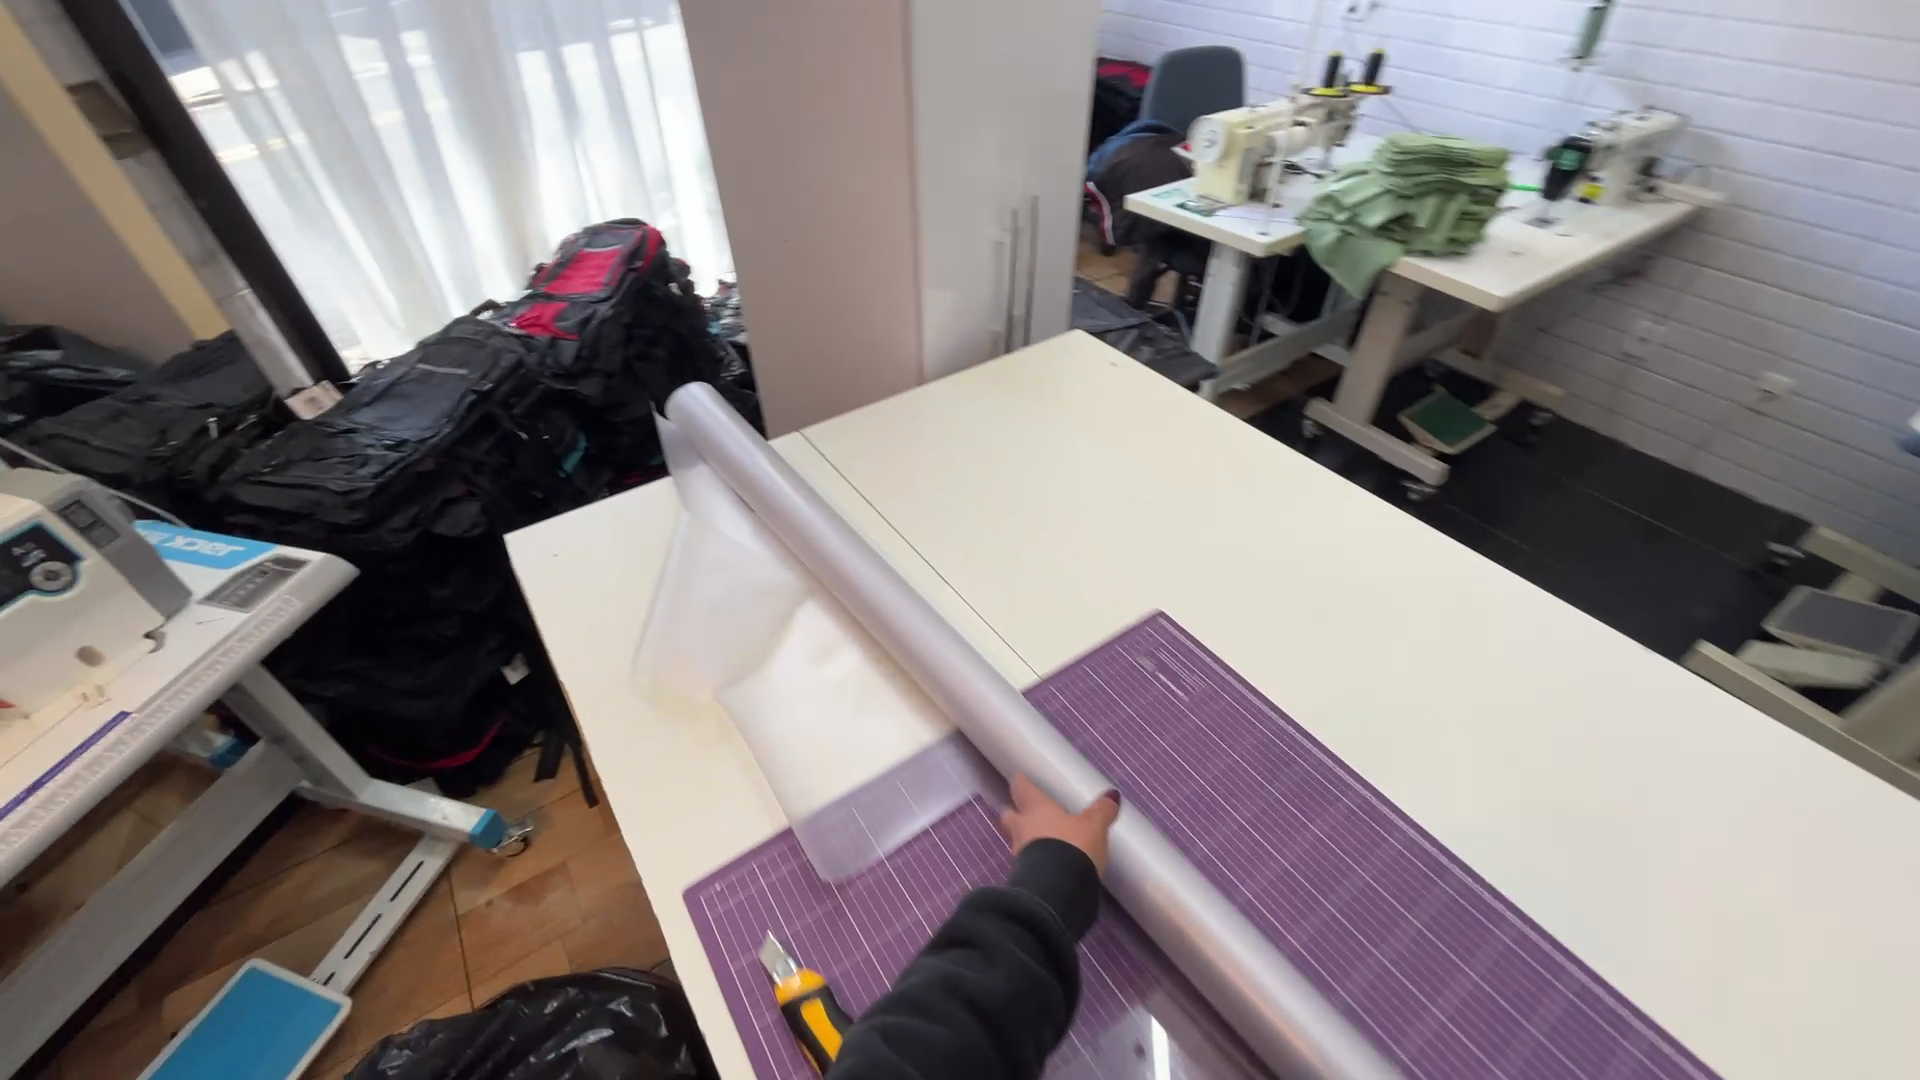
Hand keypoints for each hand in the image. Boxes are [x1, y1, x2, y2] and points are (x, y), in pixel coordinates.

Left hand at [1000, 774, 1121, 875]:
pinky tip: (1045, 864)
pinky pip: (1024, 863)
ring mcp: (1018, 854)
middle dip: (1014, 812)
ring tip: (1038, 840)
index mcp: (1036, 808)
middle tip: (1022, 810)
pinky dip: (1031, 861)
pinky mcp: (1022, 878)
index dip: (1021, 782)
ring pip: (1015, 839)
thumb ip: (1101, 811)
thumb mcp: (1093, 827)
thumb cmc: (1072, 846)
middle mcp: (1021, 828)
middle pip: (1009, 815)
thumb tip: (1112, 795)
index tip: (1019, 778)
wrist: (1058, 891)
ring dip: (1023, 838)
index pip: (1021, 788)